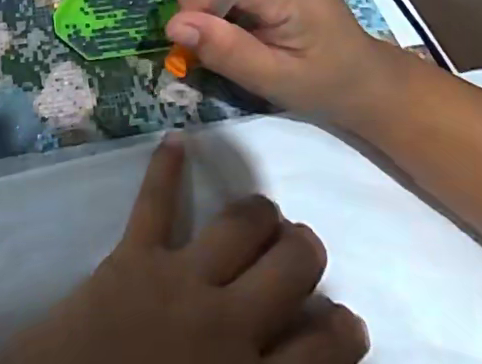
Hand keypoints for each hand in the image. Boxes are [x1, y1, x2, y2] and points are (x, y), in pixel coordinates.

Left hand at [0, 135, 366, 363]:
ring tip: (266, 210)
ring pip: (239, 227)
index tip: (348, 319)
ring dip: (259, 212)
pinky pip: (154, 203)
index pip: (322, 352)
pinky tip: (177, 139)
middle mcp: (228, 324)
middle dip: (306, 252)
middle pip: (290, 270)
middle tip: (303, 246)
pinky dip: (164, 168)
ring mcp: (180, 282)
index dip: (342, 331)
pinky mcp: (134, 256)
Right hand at [166, 0, 401, 119]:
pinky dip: (227, 0)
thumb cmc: (323, 84)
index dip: (196, 1)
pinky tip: (242, 27)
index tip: (188, 39)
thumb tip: (173, 26)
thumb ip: (224, 50)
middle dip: (202, 5)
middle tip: (207, 46)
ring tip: (229, 39)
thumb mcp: (272, 79)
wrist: (365, 79)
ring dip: (213, 4)